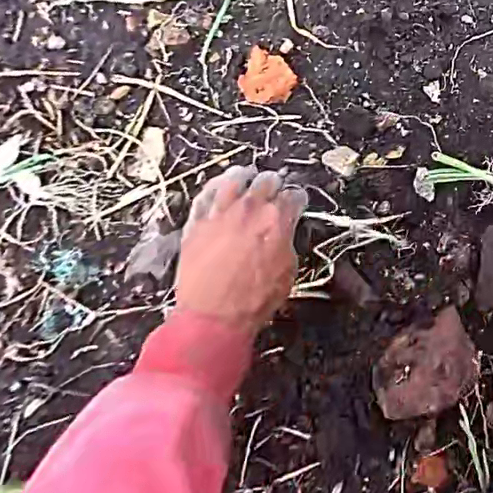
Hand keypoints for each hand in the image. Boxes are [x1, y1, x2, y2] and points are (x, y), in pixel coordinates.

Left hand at [175, 166, 306, 333]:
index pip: (294, 196)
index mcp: (278, 220)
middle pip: (266, 182)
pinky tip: (218, 185)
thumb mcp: (288, 268)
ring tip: (246, 174)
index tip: (296, 202)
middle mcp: (250, 211)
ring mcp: (220, 216)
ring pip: (233, 181)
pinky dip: (213, 188)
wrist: (212, 318)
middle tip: (274, 188)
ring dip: (243, 176)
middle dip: (274, 184)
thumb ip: (287, 240)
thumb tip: (283, 233)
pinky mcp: (196, 226)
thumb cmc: (253, 299)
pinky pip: (203, 197)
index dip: (297, 199)